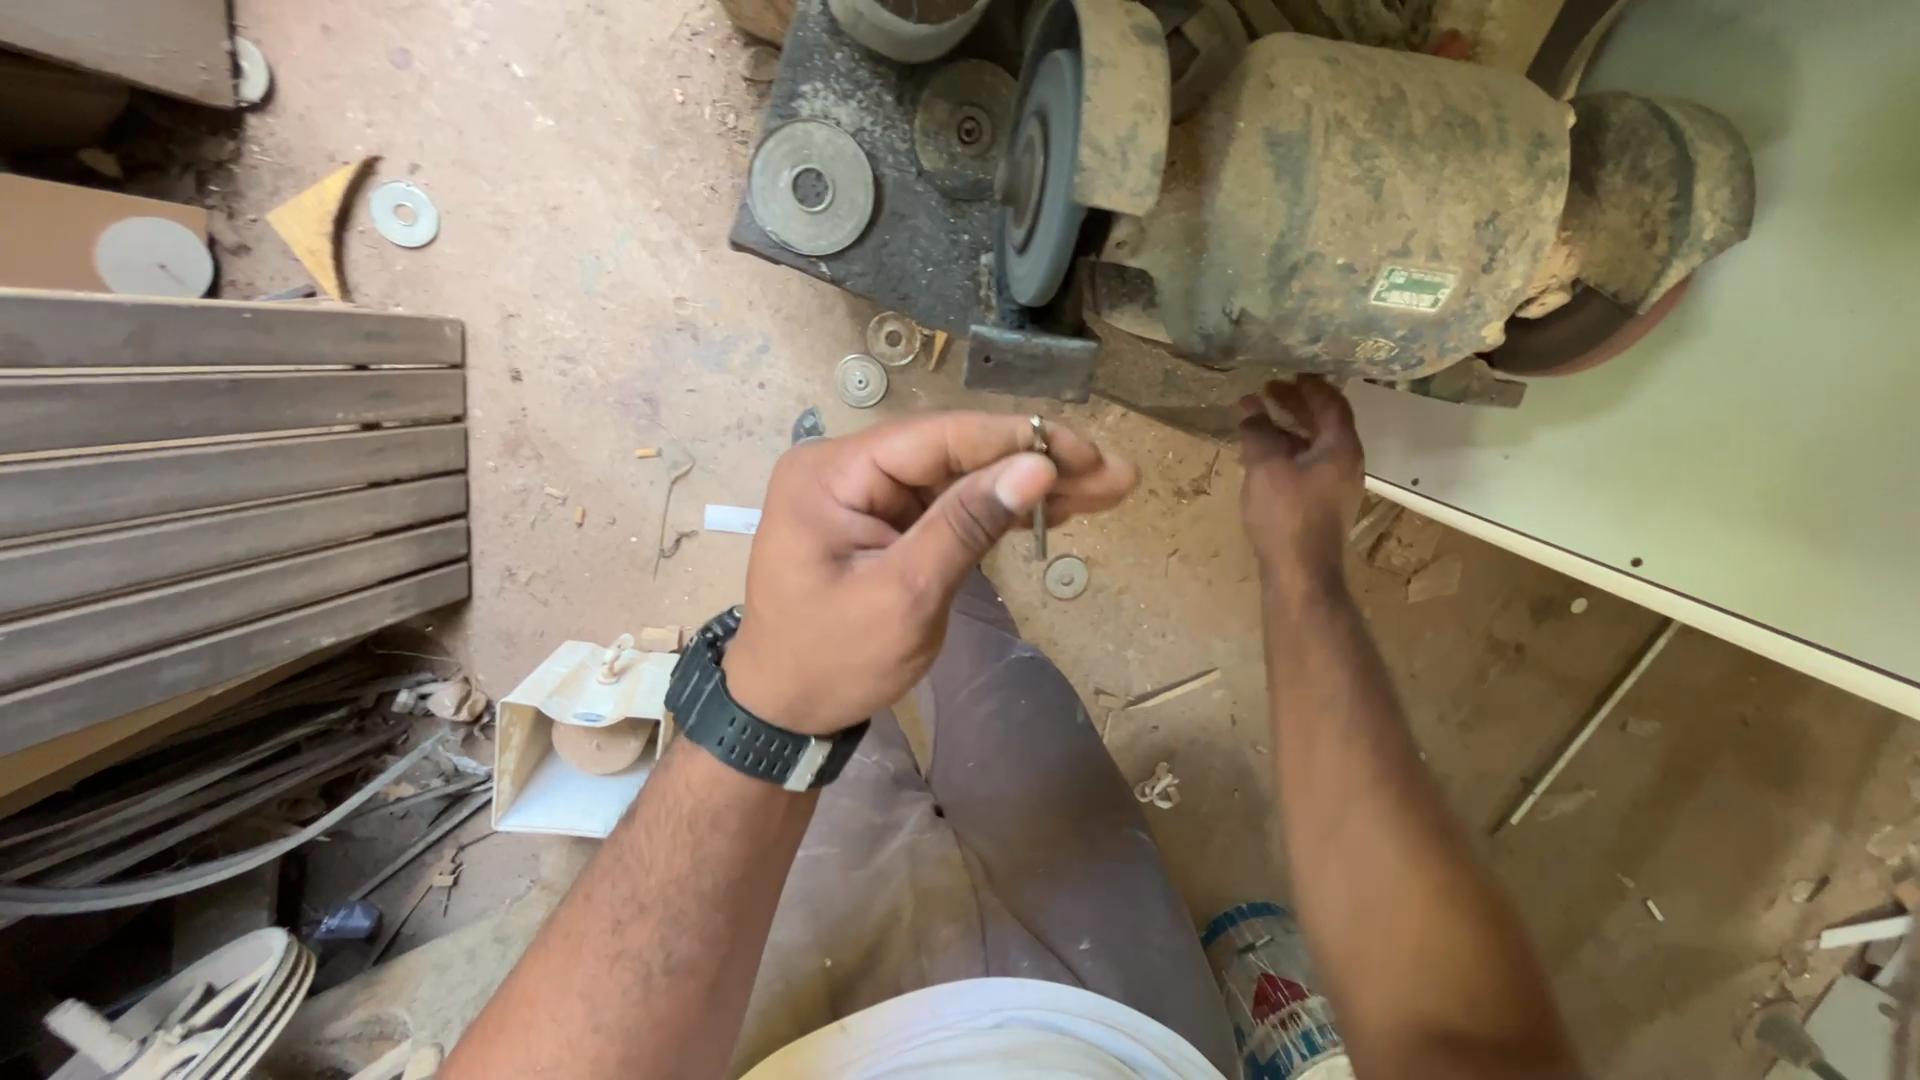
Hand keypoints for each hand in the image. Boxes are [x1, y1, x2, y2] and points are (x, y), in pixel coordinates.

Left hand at [721, 412, 1137, 735]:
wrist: (785, 710)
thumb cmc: (832, 662)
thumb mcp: (903, 596)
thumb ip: (966, 525)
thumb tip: (1037, 467)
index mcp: (831, 472)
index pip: (938, 437)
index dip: (1016, 442)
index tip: (1085, 454)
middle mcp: (846, 467)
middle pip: (955, 451)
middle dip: (1035, 463)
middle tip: (1113, 473)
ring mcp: (865, 493)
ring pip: (960, 475)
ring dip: (1028, 485)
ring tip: (1104, 489)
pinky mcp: (884, 520)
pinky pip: (948, 504)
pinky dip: (999, 510)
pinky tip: (1055, 508)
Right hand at [1238, 376, 1364, 594]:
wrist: (1300, 571)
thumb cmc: (1286, 514)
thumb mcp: (1265, 466)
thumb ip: (1257, 431)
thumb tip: (1248, 405)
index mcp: (1341, 447)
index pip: (1331, 403)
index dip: (1310, 386)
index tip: (1288, 373)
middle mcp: (1346, 463)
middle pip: (1325, 423)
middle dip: (1297, 405)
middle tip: (1269, 391)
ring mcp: (1337, 486)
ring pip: (1315, 446)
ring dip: (1290, 430)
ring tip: (1260, 422)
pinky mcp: (1323, 505)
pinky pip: (1308, 466)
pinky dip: (1289, 452)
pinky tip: (1264, 458)